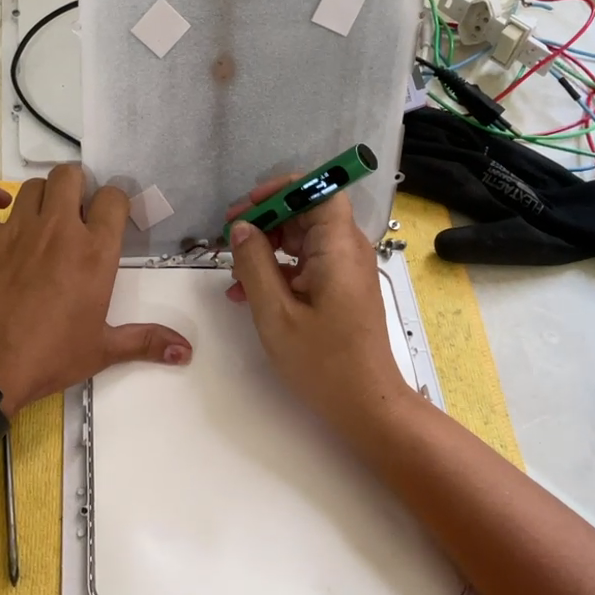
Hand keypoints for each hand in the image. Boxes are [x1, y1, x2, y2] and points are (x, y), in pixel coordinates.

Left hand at [0, 165, 191, 413]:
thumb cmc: (50, 357)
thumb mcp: (103, 350)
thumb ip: (145, 341)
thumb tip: (187, 352)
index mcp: (94, 252)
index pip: (114, 198)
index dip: (115, 202)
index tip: (111, 218)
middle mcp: (57, 229)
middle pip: (70, 176)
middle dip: (77, 186)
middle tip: (77, 211)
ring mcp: (15, 230)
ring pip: (32, 185)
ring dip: (41, 195)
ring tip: (43, 217)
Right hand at [224, 180, 407, 421]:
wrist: (365, 404)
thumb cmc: (322, 361)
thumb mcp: (275, 313)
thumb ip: (255, 264)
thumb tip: (242, 228)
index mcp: (338, 248)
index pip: (320, 192)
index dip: (284, 190)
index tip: (249, 207)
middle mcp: (347, 252)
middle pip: (307, 214)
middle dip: (266, 221)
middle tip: (229, 237)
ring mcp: (345, 272)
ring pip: (303, 240)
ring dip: (267, 249)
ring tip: (232, 273)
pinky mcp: (340, 290)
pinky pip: (306, 265)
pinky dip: (278, 271)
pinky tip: (247, 293)